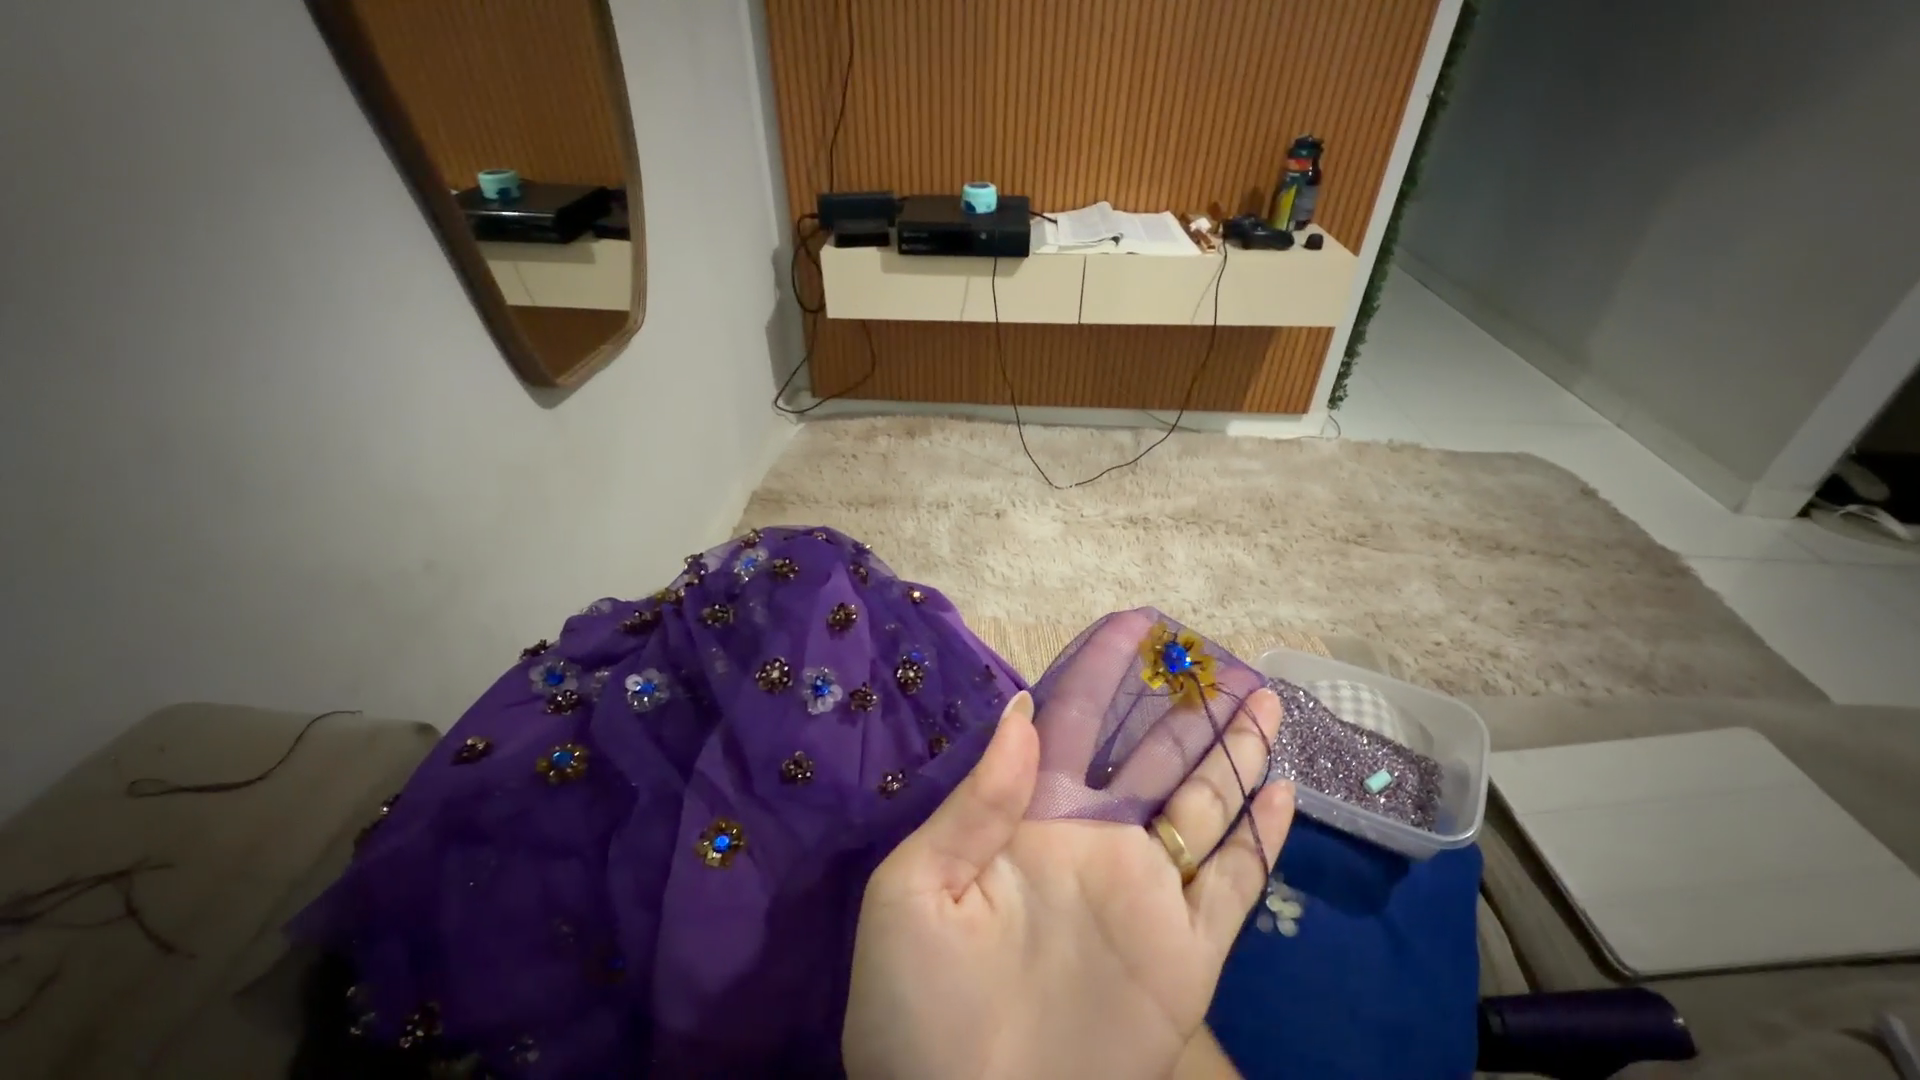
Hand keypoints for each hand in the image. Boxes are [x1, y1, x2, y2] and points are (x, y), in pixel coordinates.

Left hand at [842, 619, 1294, 1079]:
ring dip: (1233, 749)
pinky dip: (1263, 835)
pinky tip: (1284, 786)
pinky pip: (1236, 882)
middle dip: (1182, 704)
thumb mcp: (916, 892)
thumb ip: (977, 801)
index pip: (1075, 726)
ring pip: (1204, 803)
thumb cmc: (922, 1007)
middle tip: (1217, 653)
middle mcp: (1095, 843)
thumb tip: (1025, 711)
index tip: (1136, 626)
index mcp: (1030, 820)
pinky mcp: (1188, 953)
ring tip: (1262, 695)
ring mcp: (1147, 895)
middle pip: (1152, 755)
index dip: (1104, 674)